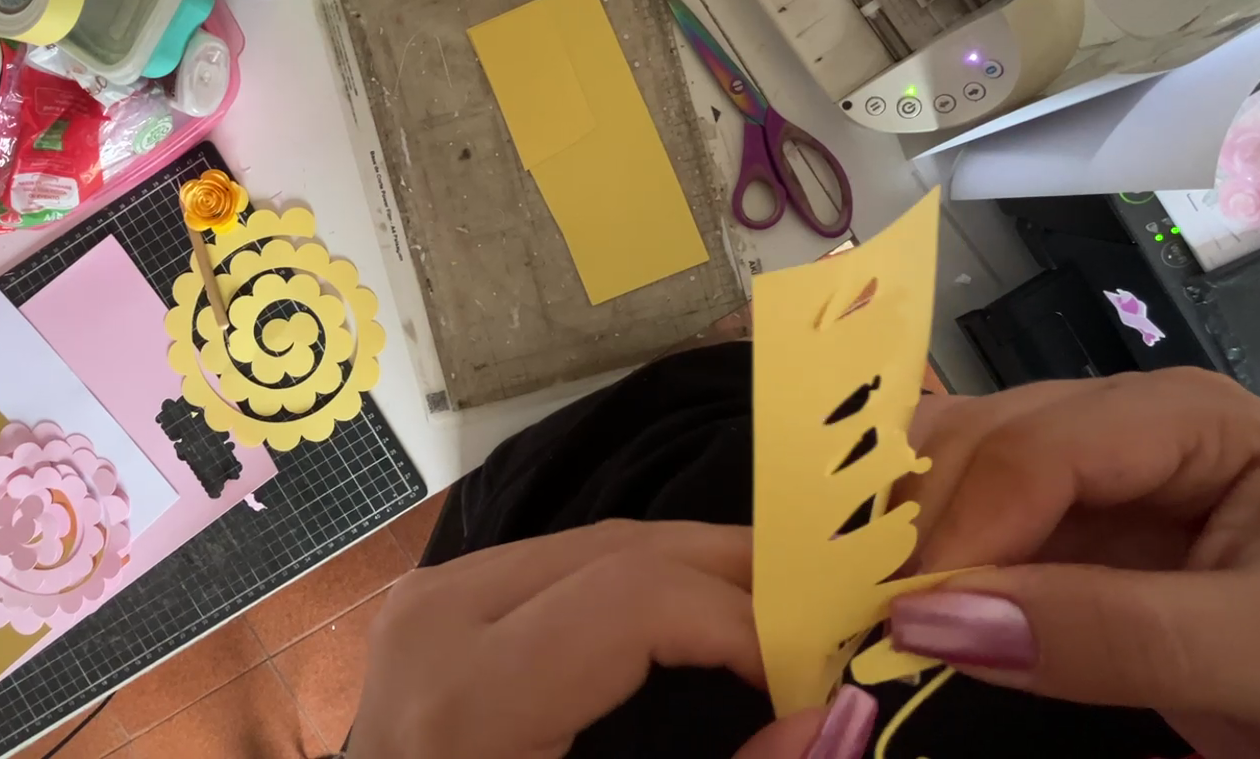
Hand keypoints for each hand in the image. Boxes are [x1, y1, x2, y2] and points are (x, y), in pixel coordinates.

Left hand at [346, 518, 869, 758]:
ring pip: (588, 542)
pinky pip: (556, 561)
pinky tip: (682, 602)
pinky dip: (632, 575)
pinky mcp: (437, 590)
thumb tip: (829, 716)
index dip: (738, 619)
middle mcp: (439, 611)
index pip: (629, 600)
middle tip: (817, 602)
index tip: (815, 667)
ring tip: (765, 598)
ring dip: (684, 564)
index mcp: (467, 698)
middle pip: (613, 550)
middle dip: (727, 567)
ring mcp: (431, 590)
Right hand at [891, 369, 1259, 758]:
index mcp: (1180, 413)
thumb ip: (1125, 637)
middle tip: (884, 619)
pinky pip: (941, 499)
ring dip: (896, 525)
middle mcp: (1105, 418)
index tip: (909, 617)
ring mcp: (1064, 460)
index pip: (1034, 451)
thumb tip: (926, 620)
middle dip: (920, 528)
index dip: (964, 528)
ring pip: (937, 461)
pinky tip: (900, 582)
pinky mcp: (1037, 512)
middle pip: (971, 445)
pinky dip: (904, 535)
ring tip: (885, 602)